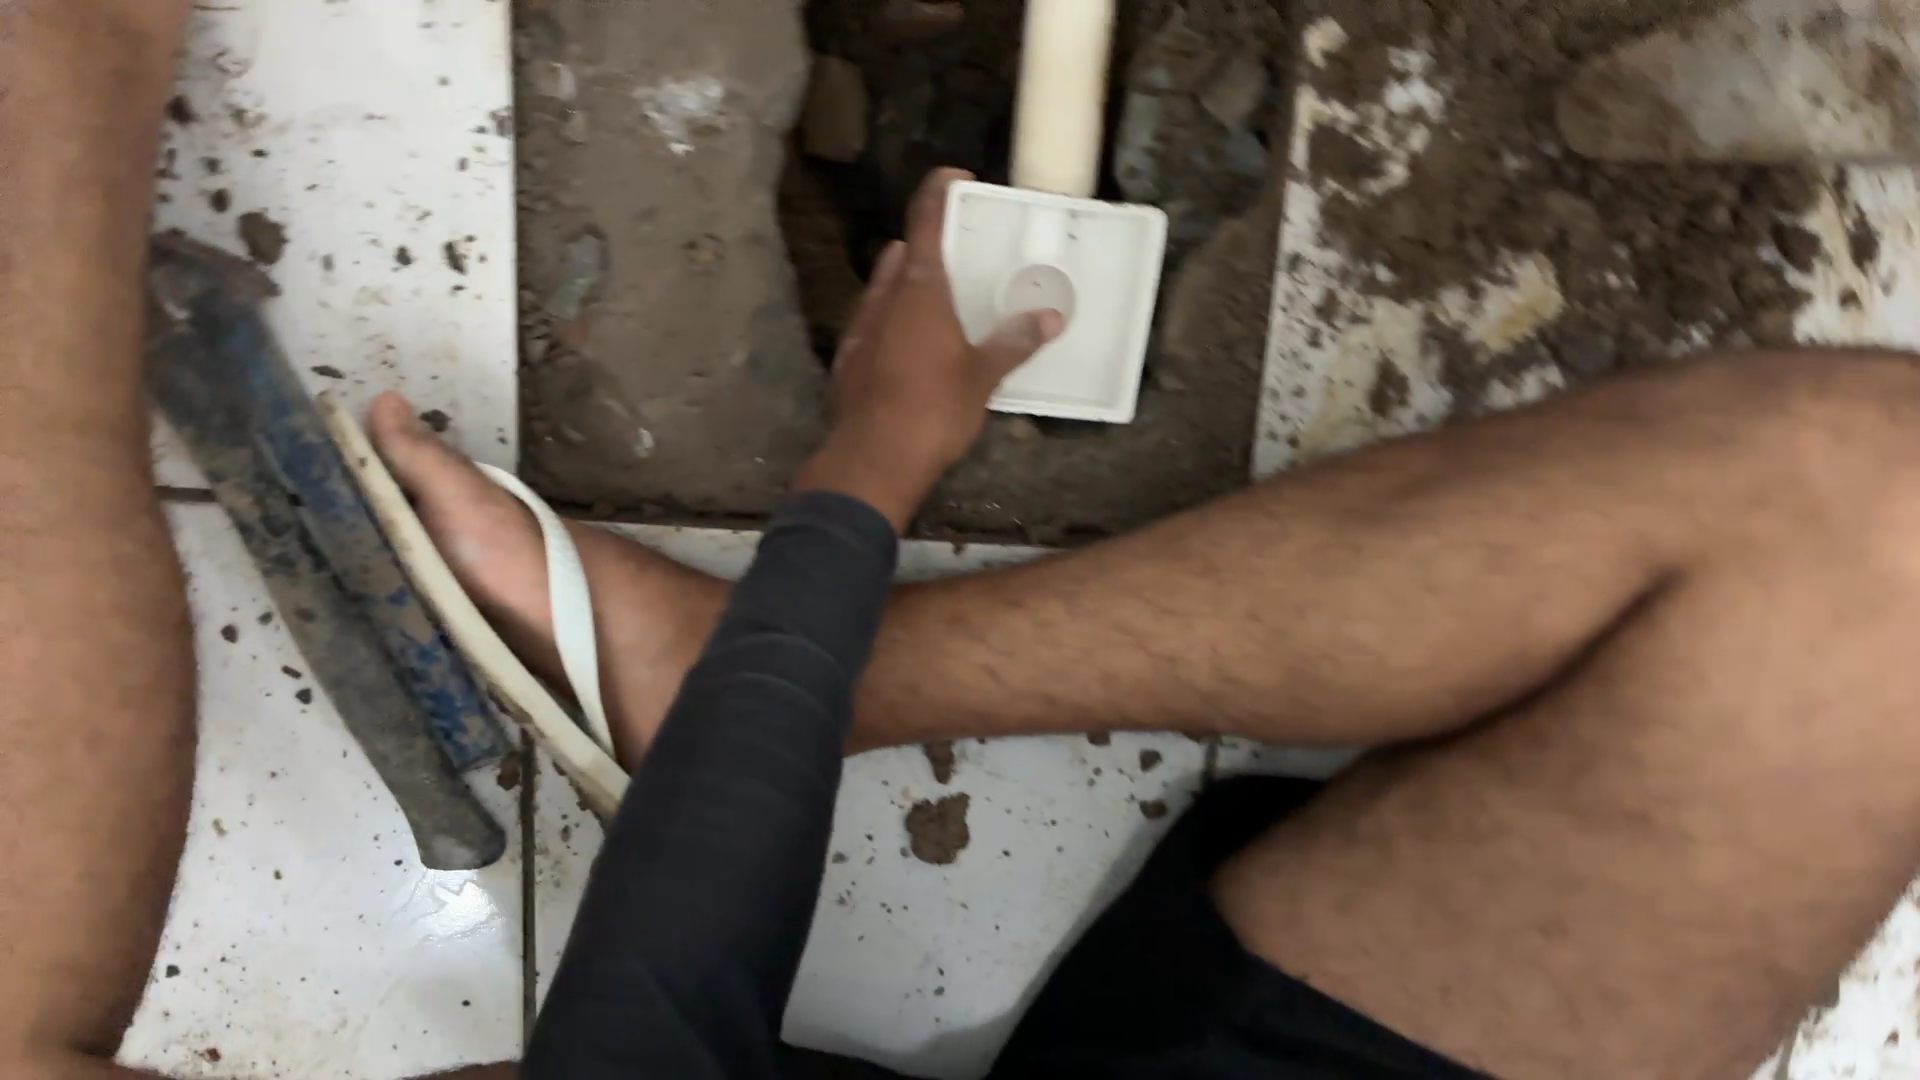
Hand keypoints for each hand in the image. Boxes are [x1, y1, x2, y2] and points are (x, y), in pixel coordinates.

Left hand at [794, 168, 1064, 530]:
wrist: (872, 460)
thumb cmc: (932, 410)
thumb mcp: (982, 377)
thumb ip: (1013, 343)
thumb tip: (1048, 317)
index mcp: (919, 290)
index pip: (926, 220)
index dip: (939, 192)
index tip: (955, 177)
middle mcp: (883, 300)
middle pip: (902, 256)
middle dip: (925, 247)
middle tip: (956, 256)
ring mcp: (860, 331)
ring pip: (881, 290)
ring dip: (904, 284)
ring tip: (933, 298)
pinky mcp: (847, 363)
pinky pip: (870, 326)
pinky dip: (889, 322)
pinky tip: (903, 344)